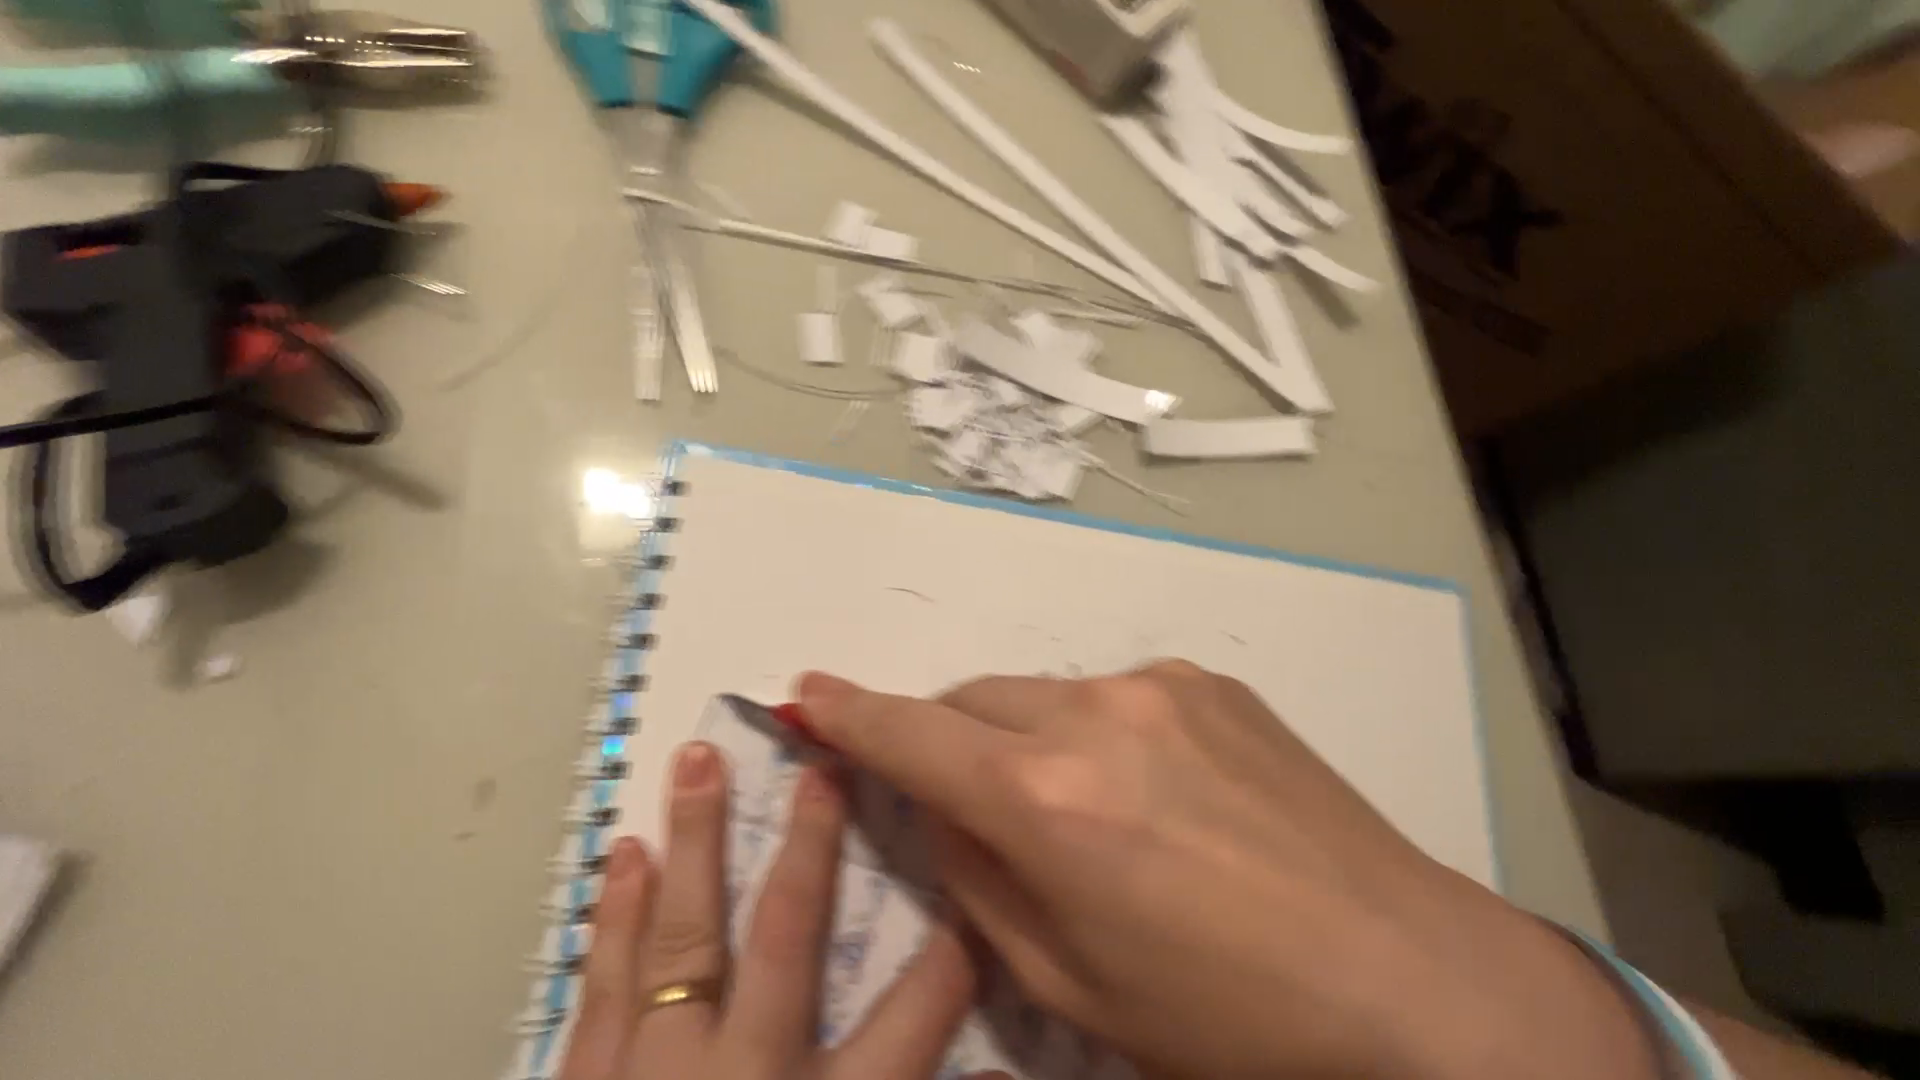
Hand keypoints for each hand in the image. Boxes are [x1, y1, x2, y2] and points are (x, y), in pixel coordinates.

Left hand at [558, 742, 1007, 1079]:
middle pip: (783, 944)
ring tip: (694, 762)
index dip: (952, 954)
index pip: (913, 1024)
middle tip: (819, 771)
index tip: (972, 883)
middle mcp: (743, 1079)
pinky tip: (621, 854)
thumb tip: (999, 1075)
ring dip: (691, 844)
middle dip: (807, 852)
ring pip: (682, 940)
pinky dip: (613, 915)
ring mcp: (655, 1077)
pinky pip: (601, 987)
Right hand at [795, 664, 1659, 1079]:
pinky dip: (1097, 734)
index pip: (912, 735)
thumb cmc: (1224, 1015)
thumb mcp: (1068, 981)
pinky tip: (1153, 796)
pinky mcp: (1212, 683)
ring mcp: (1160, 687)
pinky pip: (1116, 697)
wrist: (1407, 977)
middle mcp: (1095, 716)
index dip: (849, 715)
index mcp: (1049, 800)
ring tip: (1082, 812)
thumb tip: (934, 806)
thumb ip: (977, 877)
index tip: (804, 695)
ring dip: (1027, 738)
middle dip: (946, 737)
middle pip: (973, 700)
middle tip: (961, 795)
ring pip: (1042, 696)